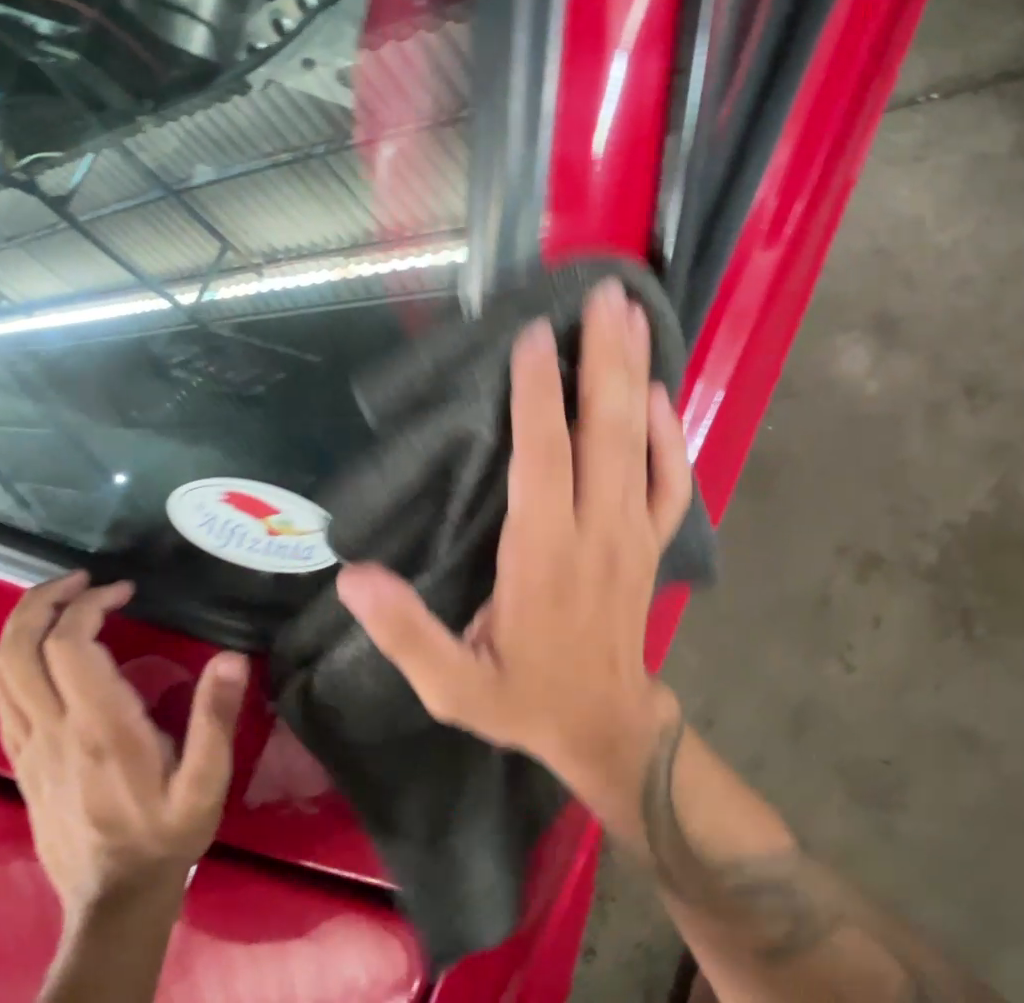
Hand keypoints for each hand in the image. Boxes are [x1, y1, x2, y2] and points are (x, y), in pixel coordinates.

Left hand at [0, 571, 249, 917]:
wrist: (113, 899)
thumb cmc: (165, 836)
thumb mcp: (206, 784)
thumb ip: (216, 719)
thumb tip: (231, 658)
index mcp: (100, 727)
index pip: (69, 646)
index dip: (88, 605)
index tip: (123, 590)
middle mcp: (54, 730)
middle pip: (18, 648)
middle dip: (43, 601)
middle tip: (81, 580)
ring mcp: (29, 747)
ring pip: (0, 671)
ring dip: (22, 625)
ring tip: (58, 603)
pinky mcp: (20, 762)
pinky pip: (1, 697)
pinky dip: (14, 658)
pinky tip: (43, 652)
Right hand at [335, 279, 692, 775]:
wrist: (606, 729)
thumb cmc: (523, 699)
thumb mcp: (451, 686)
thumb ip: (404, 632)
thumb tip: (352, 576)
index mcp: (542, 557)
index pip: (542, 460)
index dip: (536, 396)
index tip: (531, 337)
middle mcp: (595, 533)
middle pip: (603, 432)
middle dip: (602, 358)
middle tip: (603, 294)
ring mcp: (632, 535)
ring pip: (639, 443)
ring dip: (635, 375)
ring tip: (631, 314)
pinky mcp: (651, 543)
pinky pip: (670, 480)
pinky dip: (668, 433)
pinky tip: (657, 393)